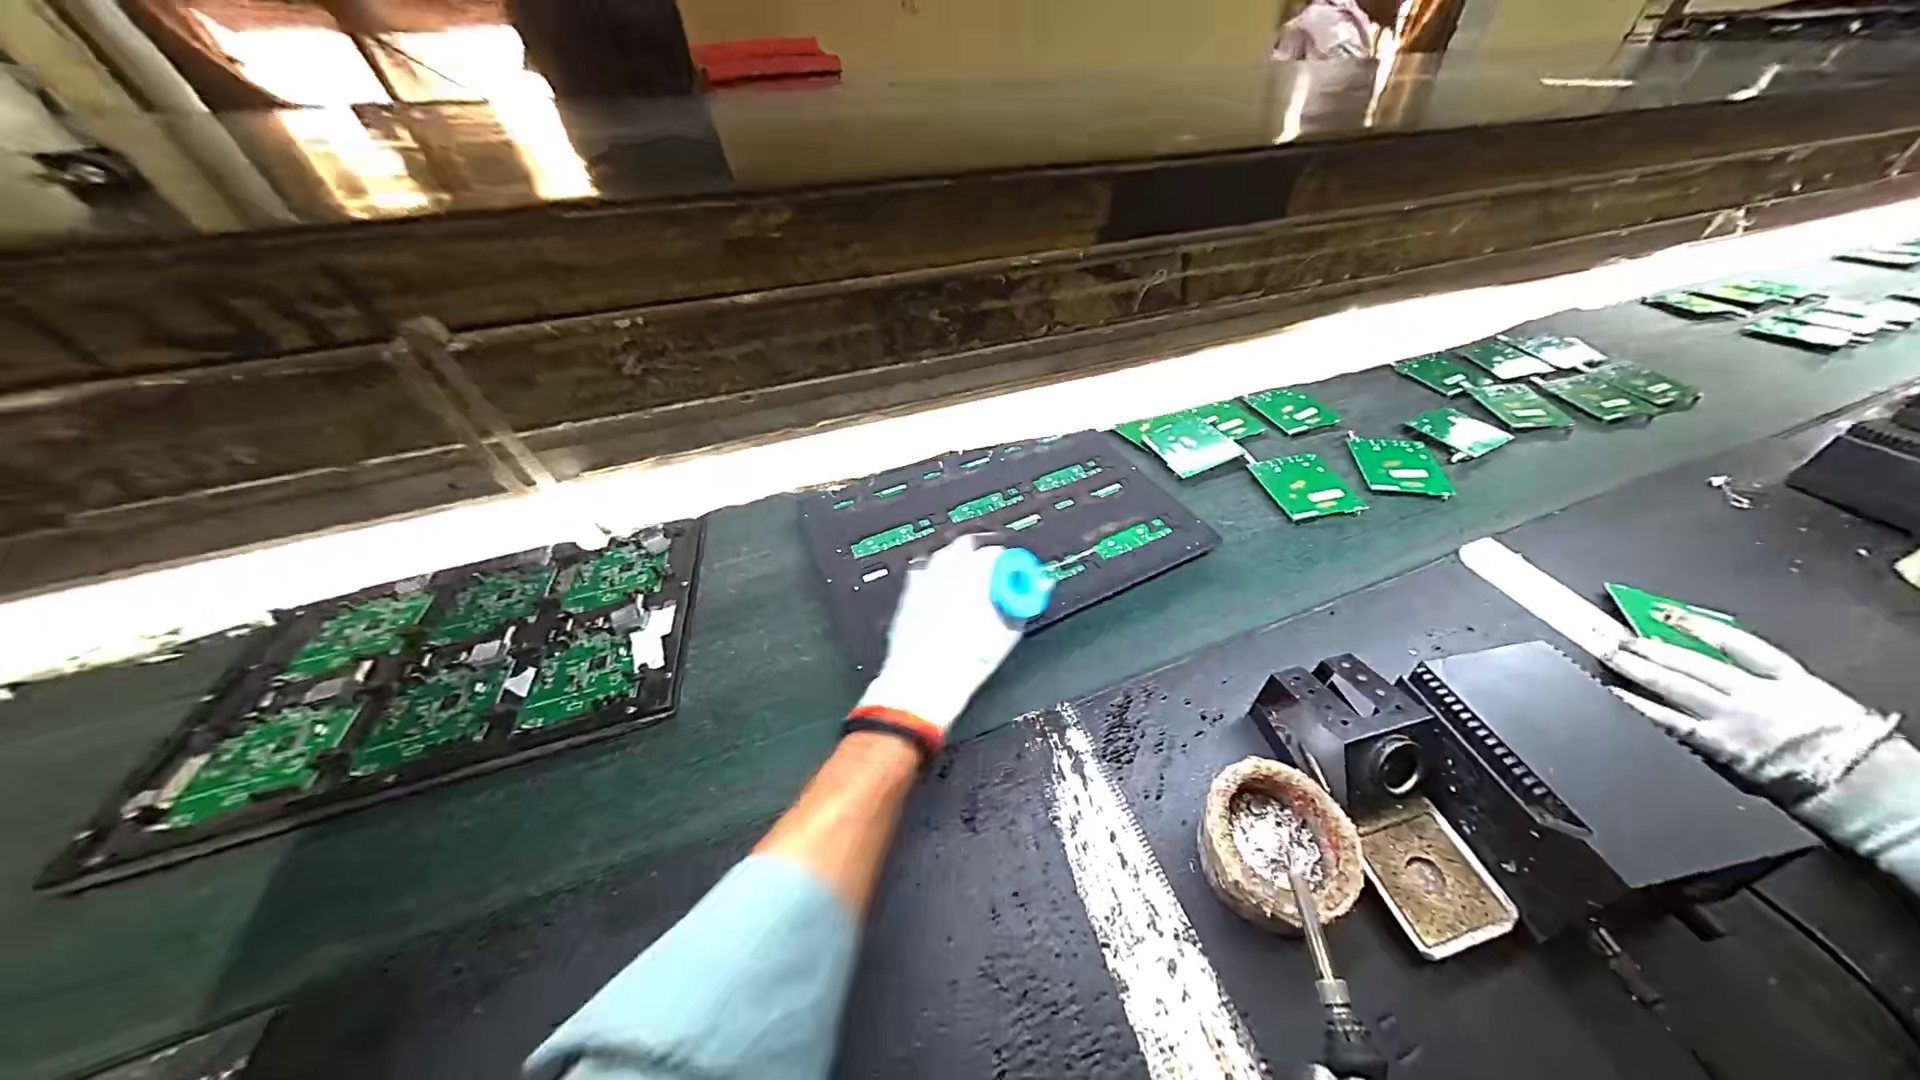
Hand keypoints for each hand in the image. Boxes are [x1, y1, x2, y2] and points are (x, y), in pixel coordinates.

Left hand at [855, 535, 1029, 734]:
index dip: (1008, 561)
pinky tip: (940, 592)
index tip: (1013, 574)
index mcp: (973, 575)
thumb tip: (1037, 587)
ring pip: (942, 554)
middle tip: (992, 574)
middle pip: (966, 545)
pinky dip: (933, 575)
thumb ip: (1022, 602)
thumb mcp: (1006, 632)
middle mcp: (946, 572)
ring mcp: (923, 581)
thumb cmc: (964, 660)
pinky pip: (921, 572)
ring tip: (967, 582)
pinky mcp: (907, 594)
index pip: (995, 551)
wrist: (924, 682)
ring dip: (956, 561)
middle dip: (981, 554)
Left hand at [1604, 610, 1899, 801]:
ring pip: (1674, 685)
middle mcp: (1757, 696)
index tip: (1666, 614)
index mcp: (1790, 680)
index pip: (1739, 644)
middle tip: (1614, 634)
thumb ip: (1767, 673)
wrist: (1866, 788)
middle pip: (1692, 663)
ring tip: (1608, 653)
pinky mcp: (1719, 744)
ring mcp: (1734, 720)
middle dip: (1649, 646)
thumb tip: (1711, 648)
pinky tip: (1616, 691)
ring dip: (1635, 667)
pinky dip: (1640, 704)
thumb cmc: (1845, 740)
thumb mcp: (1816, 694)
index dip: (1699, 626)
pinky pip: (1670, 720)